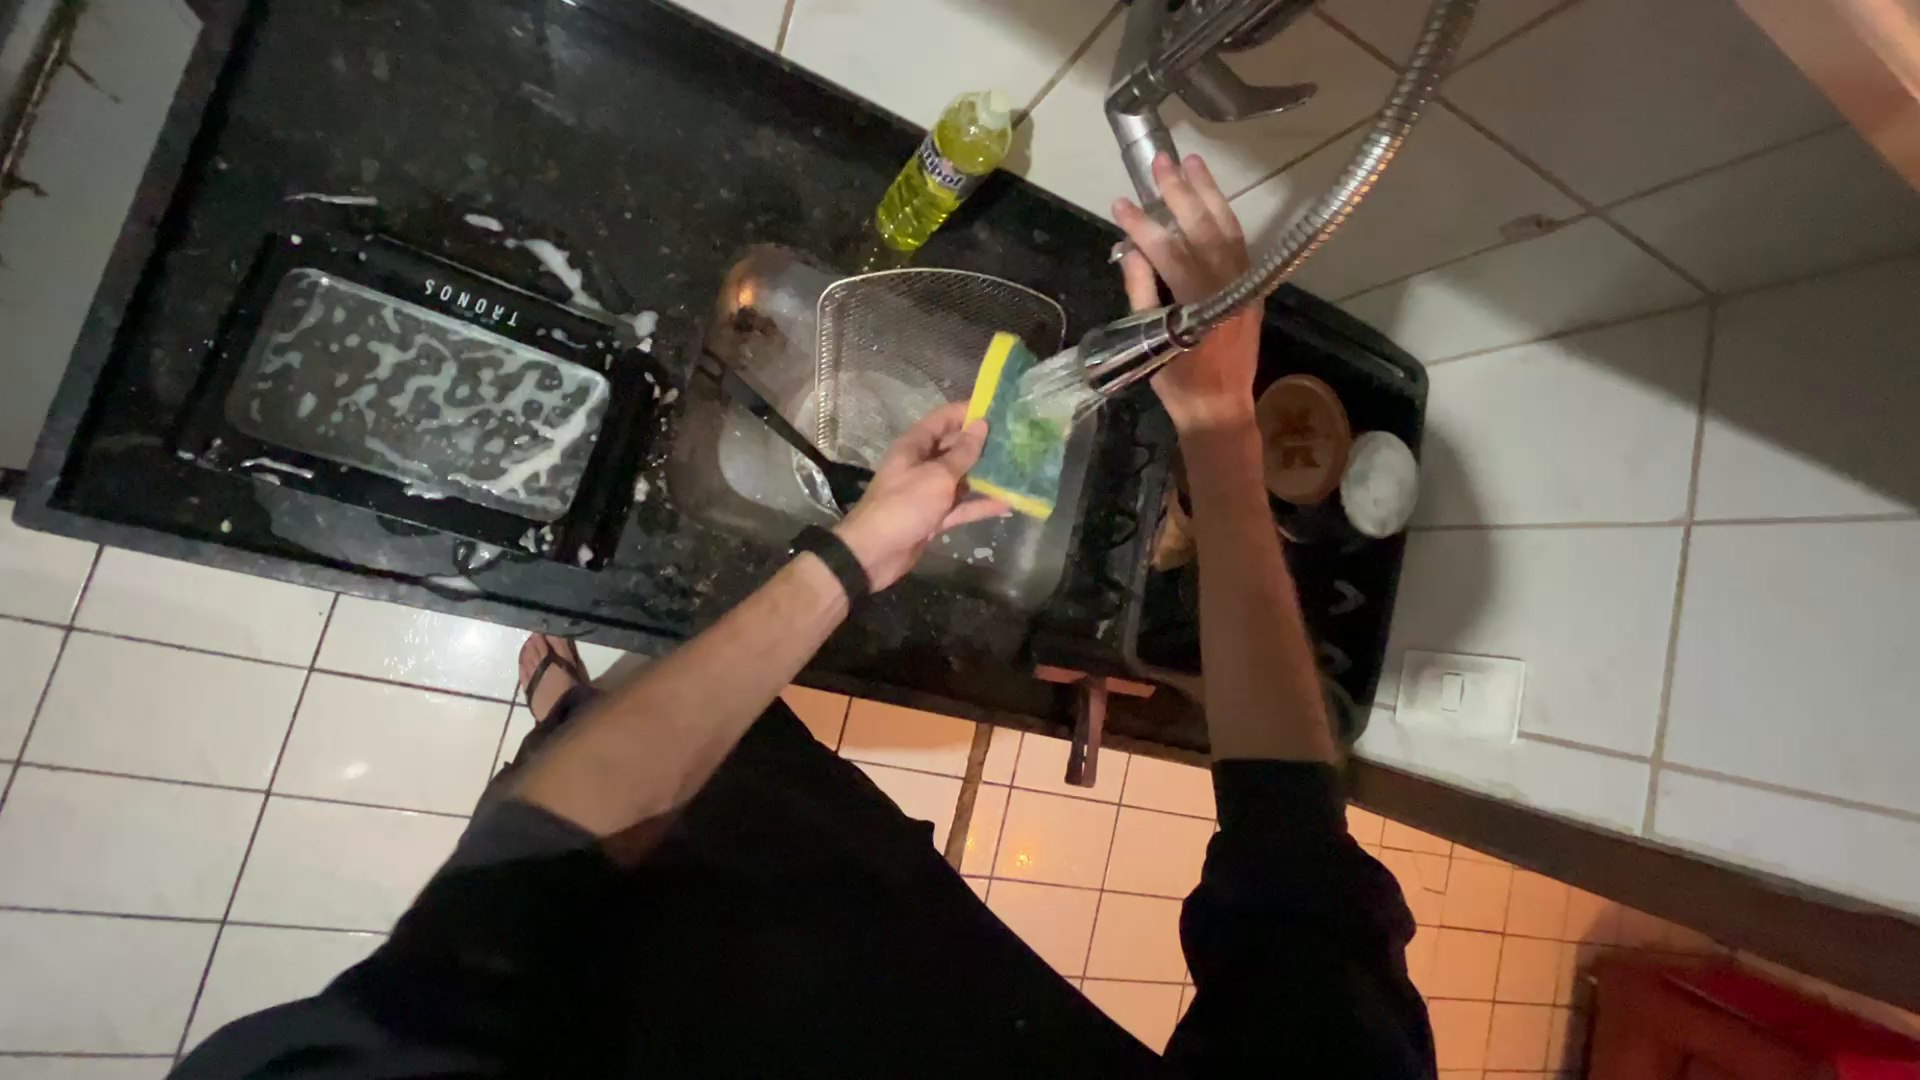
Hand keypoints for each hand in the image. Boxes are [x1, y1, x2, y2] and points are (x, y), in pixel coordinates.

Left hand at [833, 402, 1008, 590]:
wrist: (874, 553)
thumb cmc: (904, 506)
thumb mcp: (936, 476)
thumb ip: (962, 453)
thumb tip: (981, 425)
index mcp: (915, 445)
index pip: (944, 418)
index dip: (968, 411)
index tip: (999, 408)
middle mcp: (921, 463)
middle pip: (955, 447)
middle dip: (982, 443)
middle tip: (1016, 439)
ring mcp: (928, 491)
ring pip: (961, 478)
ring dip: (986, 475)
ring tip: (1018, 467)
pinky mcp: (934, 515)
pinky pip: (961, 506)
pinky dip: (980, 505)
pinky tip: (1007, 503)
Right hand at [1113, 153, 1260, 434]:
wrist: (1220, 410)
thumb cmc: (1179, 386)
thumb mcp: (1150, 344)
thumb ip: (1141, 294)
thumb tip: (1130, 251)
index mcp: (1200, 307)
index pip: (1170, 255)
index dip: (1144, 228)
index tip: (1120, 205)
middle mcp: (1228, 290)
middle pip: (1204, 231)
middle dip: (1180, 194)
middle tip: (1160, 162)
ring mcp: (1244, 288)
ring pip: (1228, 230)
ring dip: (1208, 194)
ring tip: (1190, 163)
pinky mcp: (1251, 290)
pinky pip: (1238, 245)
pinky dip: (1223, 218)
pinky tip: (1209, 200)